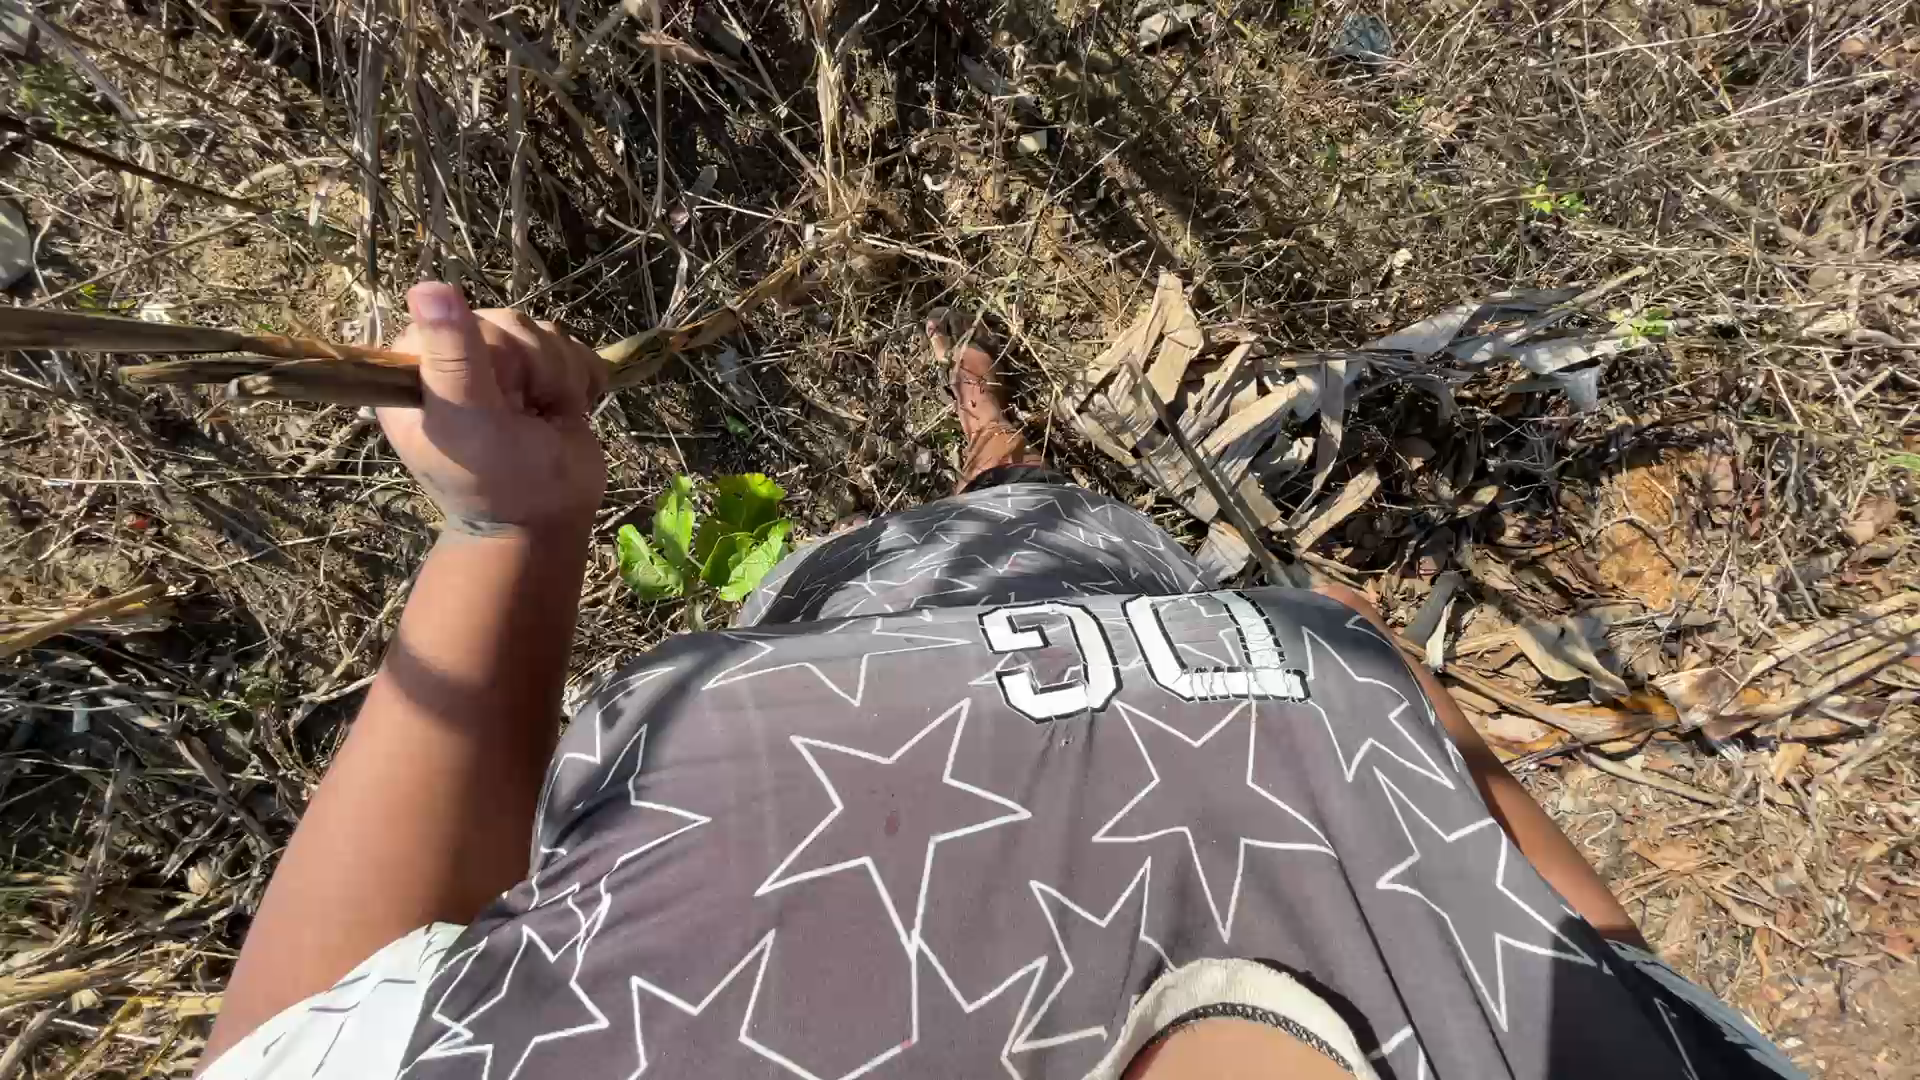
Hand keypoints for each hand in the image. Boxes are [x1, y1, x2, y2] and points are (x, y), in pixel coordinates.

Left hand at [378, 283, 608, 537]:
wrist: (547, 520)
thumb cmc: (498, 482)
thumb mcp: (468, 421)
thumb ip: (453, 356)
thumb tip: (429, 286)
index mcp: (418, 364)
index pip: (465, 320)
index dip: (497, 358)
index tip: (498, 404)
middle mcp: (457, 357)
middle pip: (515, 325)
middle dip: (537, 373)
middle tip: (527, 417)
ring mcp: (506, 366)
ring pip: (549, 335)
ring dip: (563, 381)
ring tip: (548, 418)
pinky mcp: (547, 374)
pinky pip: (574, 347)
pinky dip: (585, 379)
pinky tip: (570, 410)